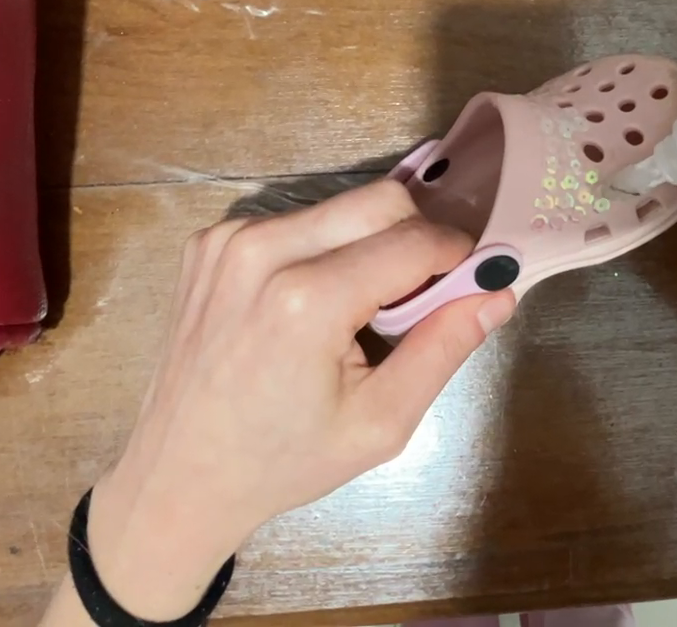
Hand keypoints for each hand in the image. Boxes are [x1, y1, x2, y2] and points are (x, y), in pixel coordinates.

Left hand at [75, 181, 515, 620]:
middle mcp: (263, 248)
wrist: (176, 476)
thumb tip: (499, 290)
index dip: (456, 254)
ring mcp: (230, 236)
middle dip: (416, 236)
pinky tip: (308, 299)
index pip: (414, 239)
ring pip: (341, 205)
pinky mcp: (212, 237)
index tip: (471, 279)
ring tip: (359, 304)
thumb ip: (444, 348)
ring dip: (369, 242)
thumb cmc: (284, 460)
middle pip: (380, 200)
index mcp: (306, 299)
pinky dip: (322, 246)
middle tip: (417, 293)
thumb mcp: (379, 424)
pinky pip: (297, 218)